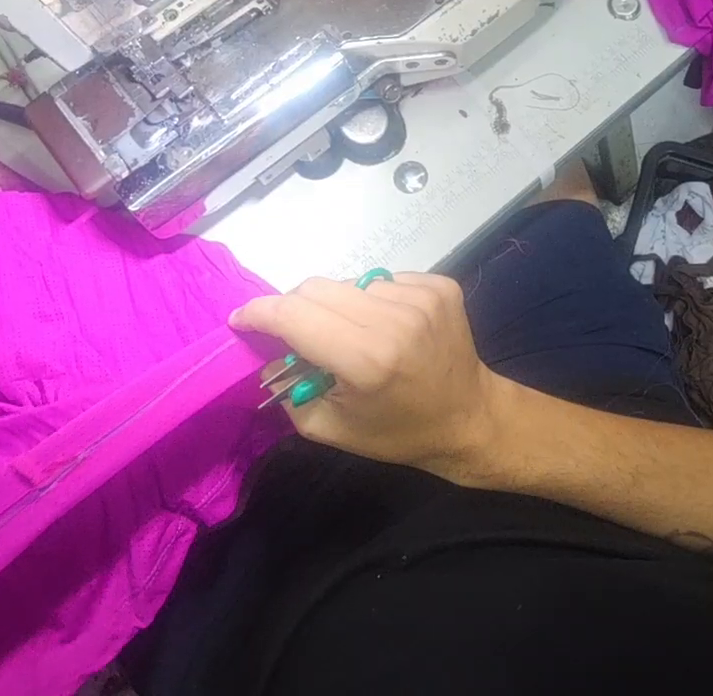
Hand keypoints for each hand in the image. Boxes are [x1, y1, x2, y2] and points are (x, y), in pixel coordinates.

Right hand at [230, 273, 508, 478]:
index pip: (294, 315)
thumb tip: (265, 351)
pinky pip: (384, 280)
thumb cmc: (398, 431)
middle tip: (297, 335)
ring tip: (354, 335)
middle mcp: (395, 319)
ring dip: (340, 305)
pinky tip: (388, 327)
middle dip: (295, 308)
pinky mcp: (440, 285)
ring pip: (351, 283)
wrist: (470, 417)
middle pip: (317, 289)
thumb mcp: (330, 427)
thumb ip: (287, 390)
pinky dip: (375, 300)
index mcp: (367, 359)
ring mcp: (422, 297)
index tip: (241, 320)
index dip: (259, 313)